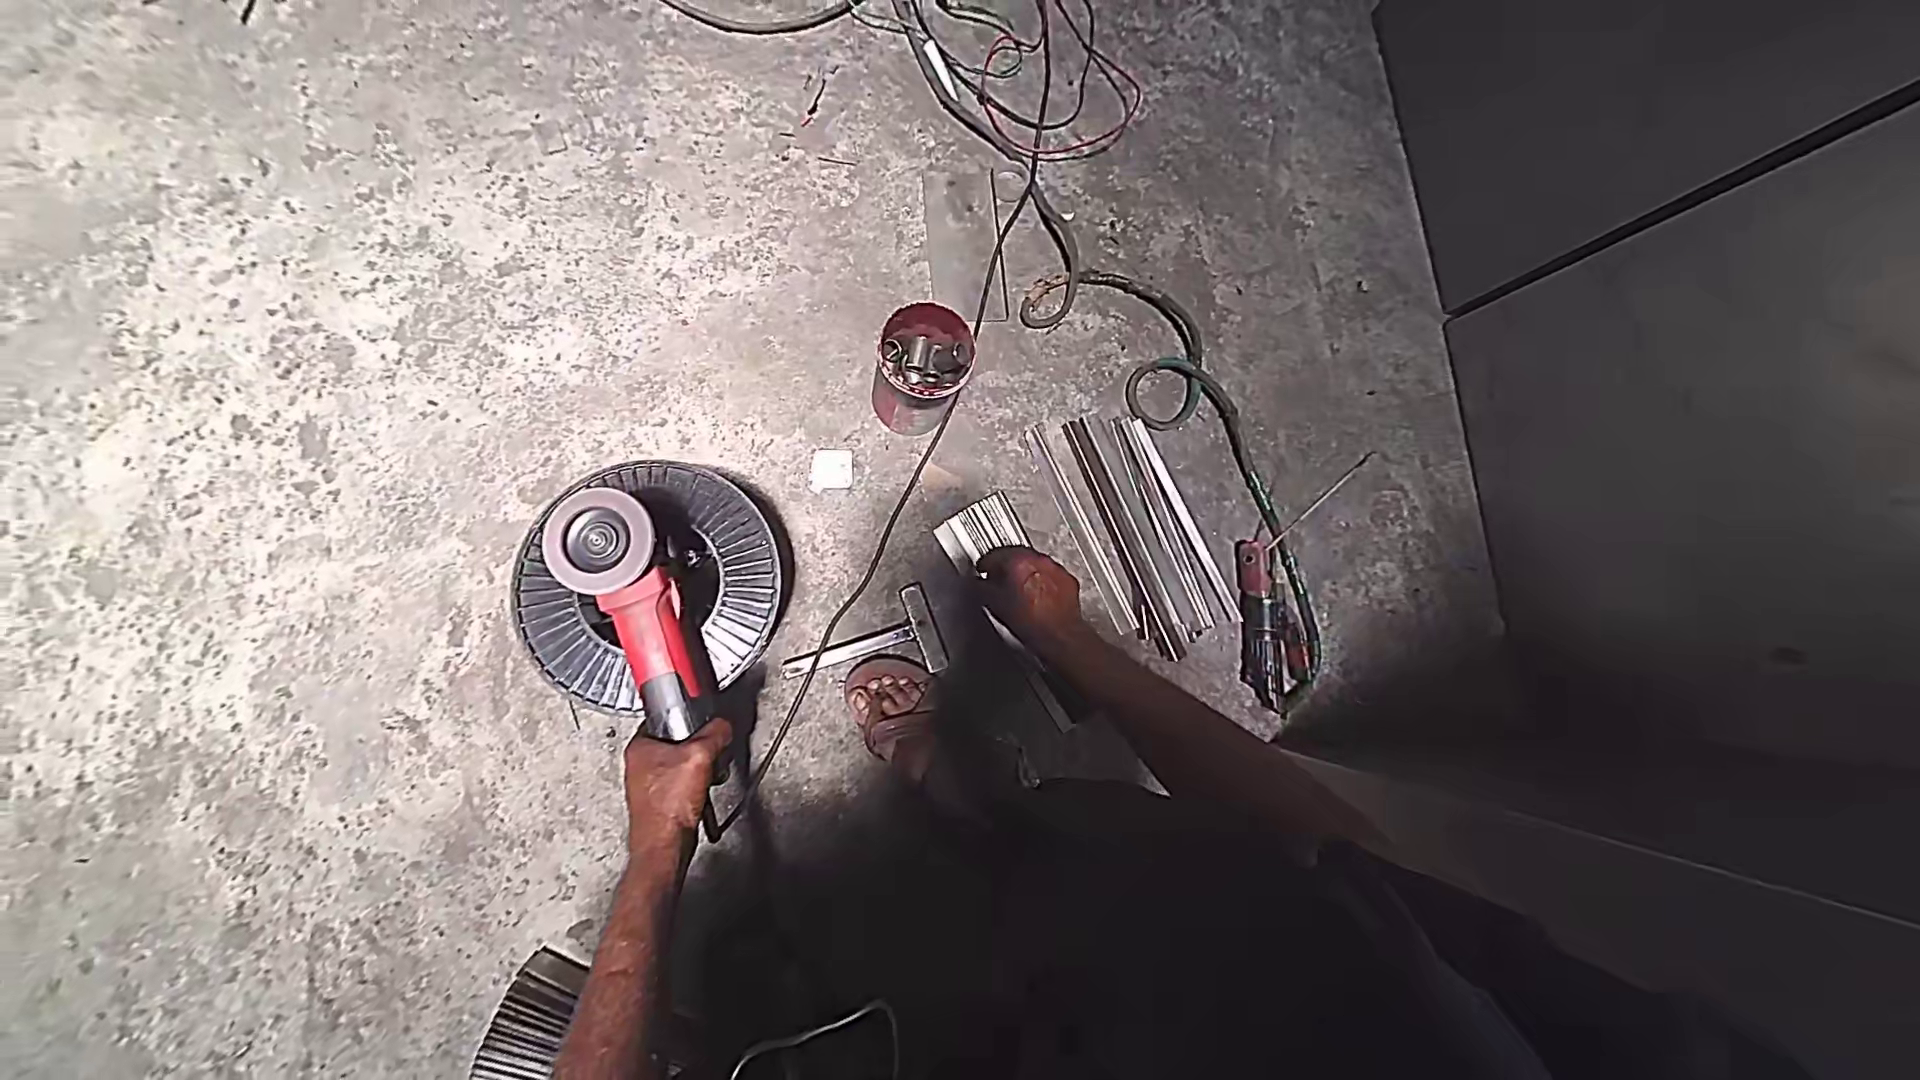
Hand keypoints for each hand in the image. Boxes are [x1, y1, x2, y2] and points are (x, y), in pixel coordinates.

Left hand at [623, 718, 731, 850]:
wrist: (666, 845)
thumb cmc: (668, 807)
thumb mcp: (701, 756)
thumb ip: (715, 733)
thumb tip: (722, 726)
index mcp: (640, 746)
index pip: (667, 716)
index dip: (689, 716)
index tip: (703, 720)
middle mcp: (640, 763)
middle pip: (679, 739)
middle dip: (699, 745)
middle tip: (708, 752)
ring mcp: (650, 782)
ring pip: (684, 759)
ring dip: (700, 765)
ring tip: (706, 774)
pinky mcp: (662, 797)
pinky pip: (684, 778)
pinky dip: (697, 781)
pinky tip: (702, 788)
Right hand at [976, 546, 1094, 658]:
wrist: (1059, 637)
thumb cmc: (1030, 623)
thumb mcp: (995, 605)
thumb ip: (982, 588)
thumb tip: (977, 583)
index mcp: (1017, 562)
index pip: (994, 555)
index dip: (985, 564)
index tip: (984, 570)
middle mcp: (1037, 561)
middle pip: (1015, 555)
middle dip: (1005, 565)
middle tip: (998, 578)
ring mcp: (1054, 569)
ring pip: (1034, 563)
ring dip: (1025, 572)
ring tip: (1018, 589)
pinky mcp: (1067, 579)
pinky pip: (1050, 574)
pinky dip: (1041, 580)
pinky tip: (1036, 595)